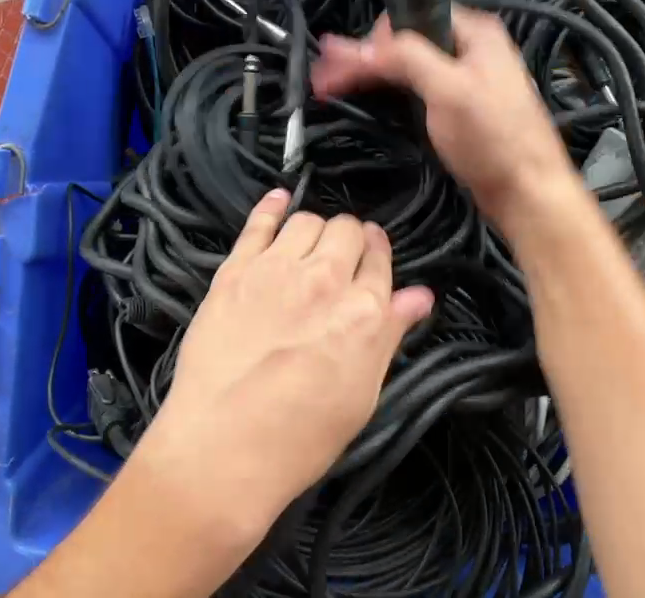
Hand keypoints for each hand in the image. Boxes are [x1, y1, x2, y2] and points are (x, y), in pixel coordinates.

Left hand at [136, 191, 433, 531]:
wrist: (224, 443)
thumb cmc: (302, 437)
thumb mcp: (363, 394)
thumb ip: (390, 335)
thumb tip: (420, 296)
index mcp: (366, 312)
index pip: (380, 260)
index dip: (377, 255)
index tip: (371, 257)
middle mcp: (326, 278)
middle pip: (346, 231)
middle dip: (349, 238)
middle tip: (341, 257)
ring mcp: (277, 268)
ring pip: (307, 221)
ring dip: (314, 228)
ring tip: (310, 245)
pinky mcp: (235, 269)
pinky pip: (258, 223)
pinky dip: (271, 206)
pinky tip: (278, 199)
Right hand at [311, 7, 576, 216]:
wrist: (527, 194)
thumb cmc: (494, 139)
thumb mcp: (447, 89)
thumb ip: (404, 57)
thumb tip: (356, 45)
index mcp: (475, 32)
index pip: (410, 17)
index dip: (375, 37)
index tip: (346, 61)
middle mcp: (470, 49)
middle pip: (403, 42)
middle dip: (362, 58)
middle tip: (325, 77)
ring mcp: (464, 80)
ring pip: (405, 68)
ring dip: (370, 76)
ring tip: (332, 87)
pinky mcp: (458, 110)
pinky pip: (414, 91)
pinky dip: (387, 95)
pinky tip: (365, 102)